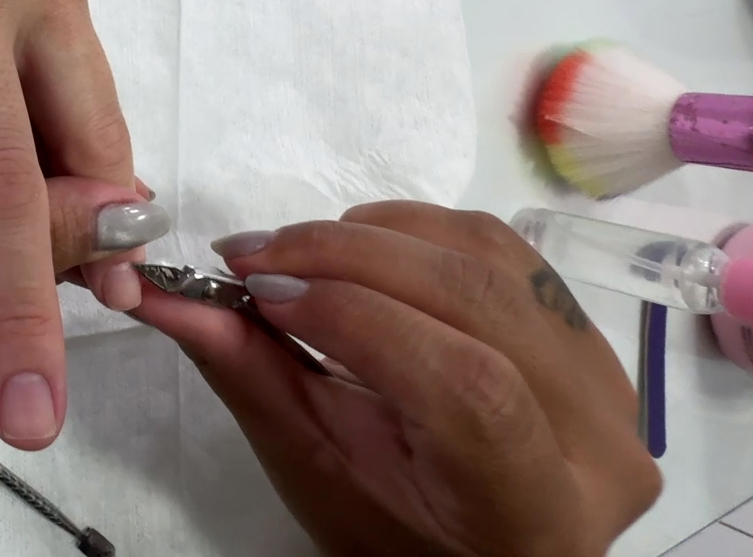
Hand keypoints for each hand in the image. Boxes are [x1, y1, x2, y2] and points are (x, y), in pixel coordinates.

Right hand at [134, 201, 659, 556]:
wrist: (468, 536)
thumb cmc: (380, 520)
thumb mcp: (300, 456)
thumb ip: (238, 365)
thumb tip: (149, 290)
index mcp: (530, 504)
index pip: (462, 385)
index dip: (352, 316)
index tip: (254, 289)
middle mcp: (598, 435)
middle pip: (470, 298)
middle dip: (339, 252)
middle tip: (250, 255)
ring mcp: (603, 373)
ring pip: (480, 253)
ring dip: (369, 233)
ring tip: (300, 256)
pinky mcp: (581, 329)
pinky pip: (491, 241)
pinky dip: (406, 226)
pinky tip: (361, 253)